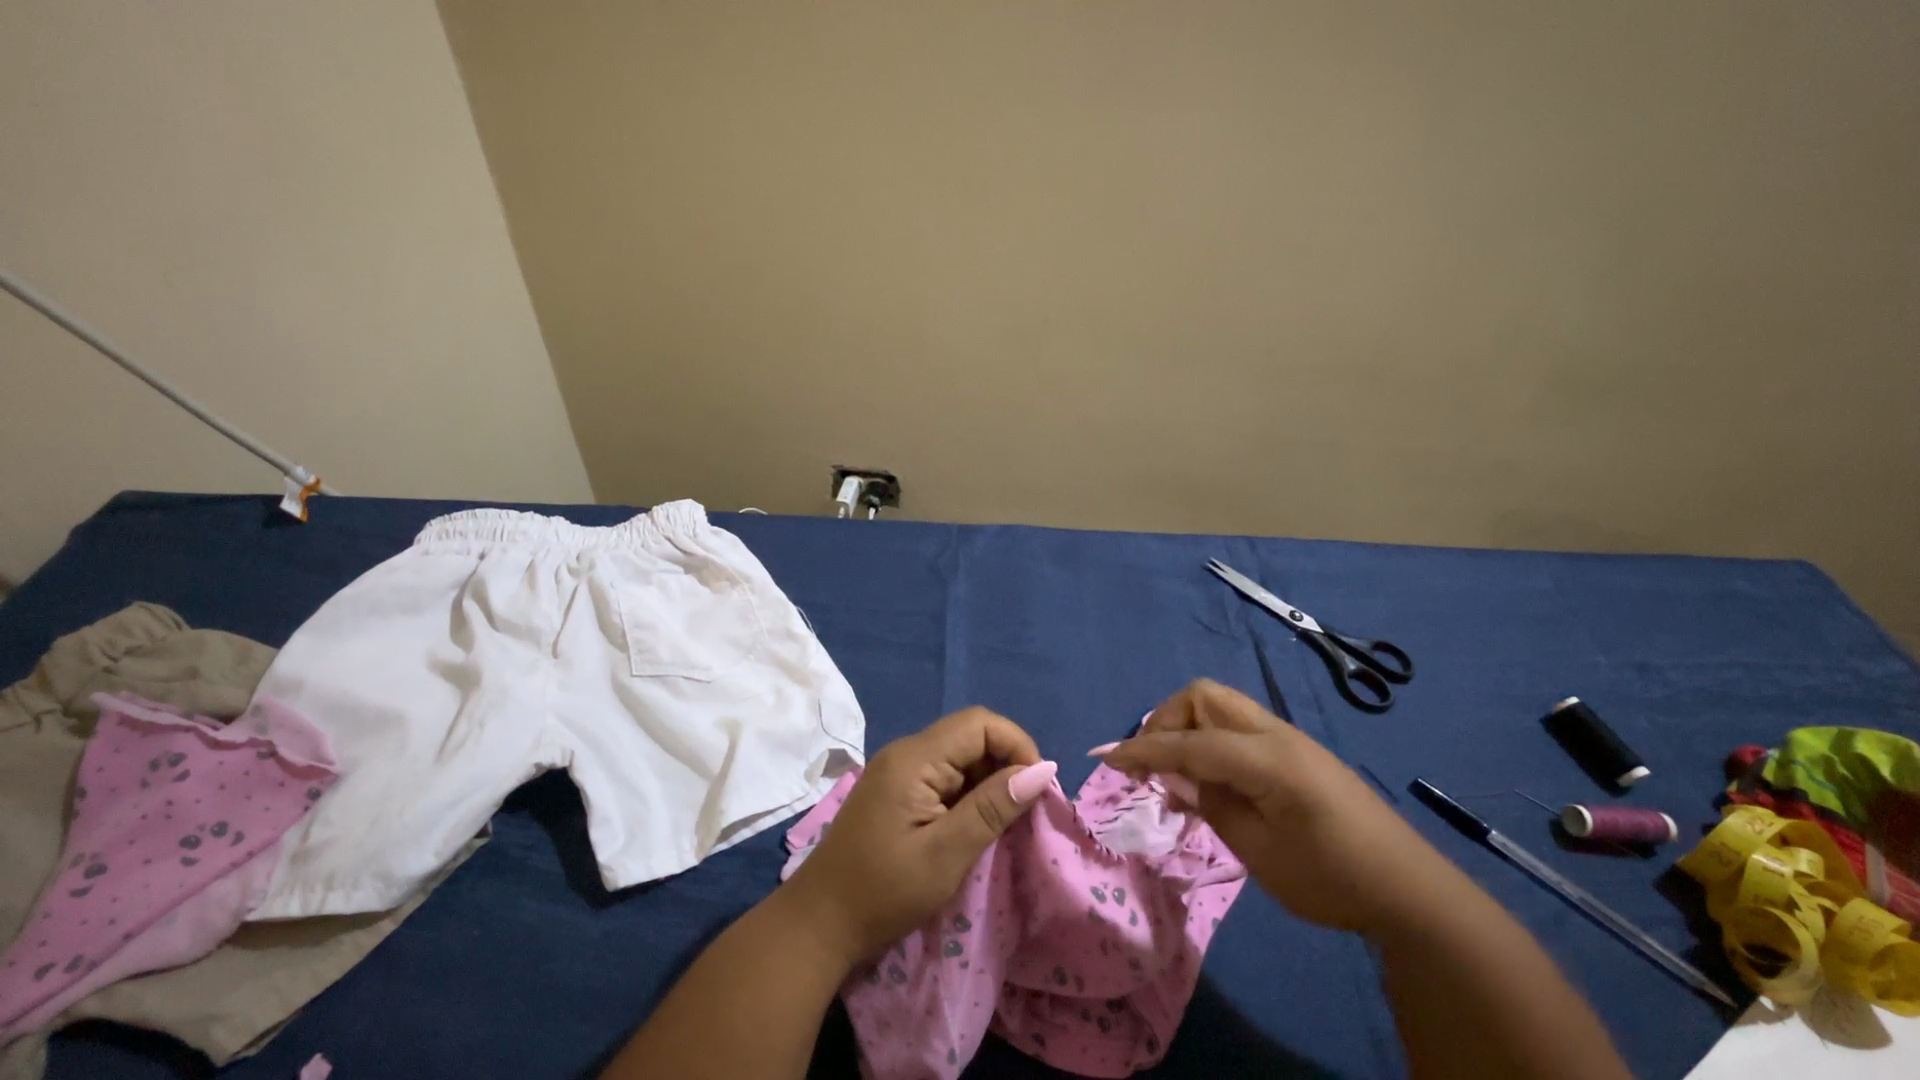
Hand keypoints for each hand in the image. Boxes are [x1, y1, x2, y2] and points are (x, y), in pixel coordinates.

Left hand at [778, 707, 1057, 963]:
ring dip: (989, 783)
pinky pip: (944, 778)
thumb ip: (992, 808)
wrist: (819, 925)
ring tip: (1004, 825)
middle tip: (1024, 812)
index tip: (1037, 789)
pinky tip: (976, 829)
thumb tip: (1043, 770)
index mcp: (913, 759)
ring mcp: (898, 774)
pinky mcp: (897, 794)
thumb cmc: (883, 892)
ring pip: (960, 758)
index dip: (1016, 745)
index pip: (979, 723)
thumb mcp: (946, 854)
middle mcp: (905, 755)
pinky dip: (969, 796)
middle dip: (1006, 764)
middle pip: (970, 736)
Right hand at [1101, 680, 1453, 935]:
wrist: (1408, 890)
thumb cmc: (1330, 878)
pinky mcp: (1297, 752)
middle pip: (1202, 696)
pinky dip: (1210, 739)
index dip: (1142, 749)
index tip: (1104, 761)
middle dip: (1166, 721)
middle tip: (1153, 767)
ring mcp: (1289, 739)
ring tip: (1176, 774)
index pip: (1188, 741)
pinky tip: (1209, 780)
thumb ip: (1212, 804)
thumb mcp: (1259, 851)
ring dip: (1187, 727)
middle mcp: (1276, 734)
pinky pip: (1238, 726)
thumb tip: (1180, 779)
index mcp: (1266, 759)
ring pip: (1220, 705)